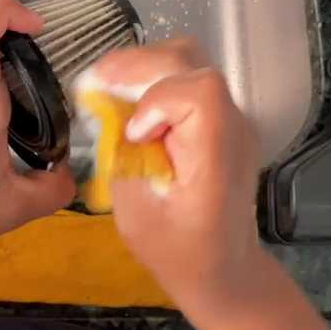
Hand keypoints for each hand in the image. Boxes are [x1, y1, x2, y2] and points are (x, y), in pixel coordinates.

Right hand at [82, 39, 265, 304]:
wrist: (224, 269)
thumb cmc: (177, 253)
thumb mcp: (134, 216)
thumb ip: (120, 161)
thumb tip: (104, 115)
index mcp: (215, 159)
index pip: (200, 94)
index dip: (157, 99)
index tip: (133, 135)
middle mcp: (232, 129)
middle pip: (190, 63)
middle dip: (137, 66)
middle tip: (97, 83)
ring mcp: (232, 119)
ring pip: (189, 60)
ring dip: (143, 66)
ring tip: (109, 85)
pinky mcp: (221, 118)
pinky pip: (187, 77)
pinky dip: (152, 77)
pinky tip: (128, 99)